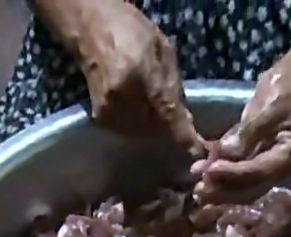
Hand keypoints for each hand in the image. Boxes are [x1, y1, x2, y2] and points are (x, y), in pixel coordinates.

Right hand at [61, 0, 202, 154]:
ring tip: (152, 108)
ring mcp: (109, 112)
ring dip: (152, 128)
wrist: (94, 32)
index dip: (183, 136)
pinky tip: (138, 110)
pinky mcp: (101, 120)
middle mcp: (123, 98)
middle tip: (175, 121)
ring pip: (141, 134)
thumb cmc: (131, 33)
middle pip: (155, 129)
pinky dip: (137, 126)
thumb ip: (173, 87)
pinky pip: (127, 132)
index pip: (167, 113)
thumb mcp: (162, 51)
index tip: (196, 150)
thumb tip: (186, 121)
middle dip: (168, 128)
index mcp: (142, 73)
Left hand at [192, 51, 290, 202]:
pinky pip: (237, 176)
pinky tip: (202, 174)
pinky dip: (220, 178)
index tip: (210, 171)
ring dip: (218, 189)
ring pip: (241, 188)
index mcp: (289, 154)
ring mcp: (268, 165)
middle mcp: (279, 167)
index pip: (258, 172)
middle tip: (198, 190)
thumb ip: (246, 134)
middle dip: (222, 191)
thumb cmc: (289, 85)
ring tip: (196, 188)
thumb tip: (224, 154)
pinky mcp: (257, 159)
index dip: (232, 174)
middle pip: (249, 189)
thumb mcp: (269, 106)